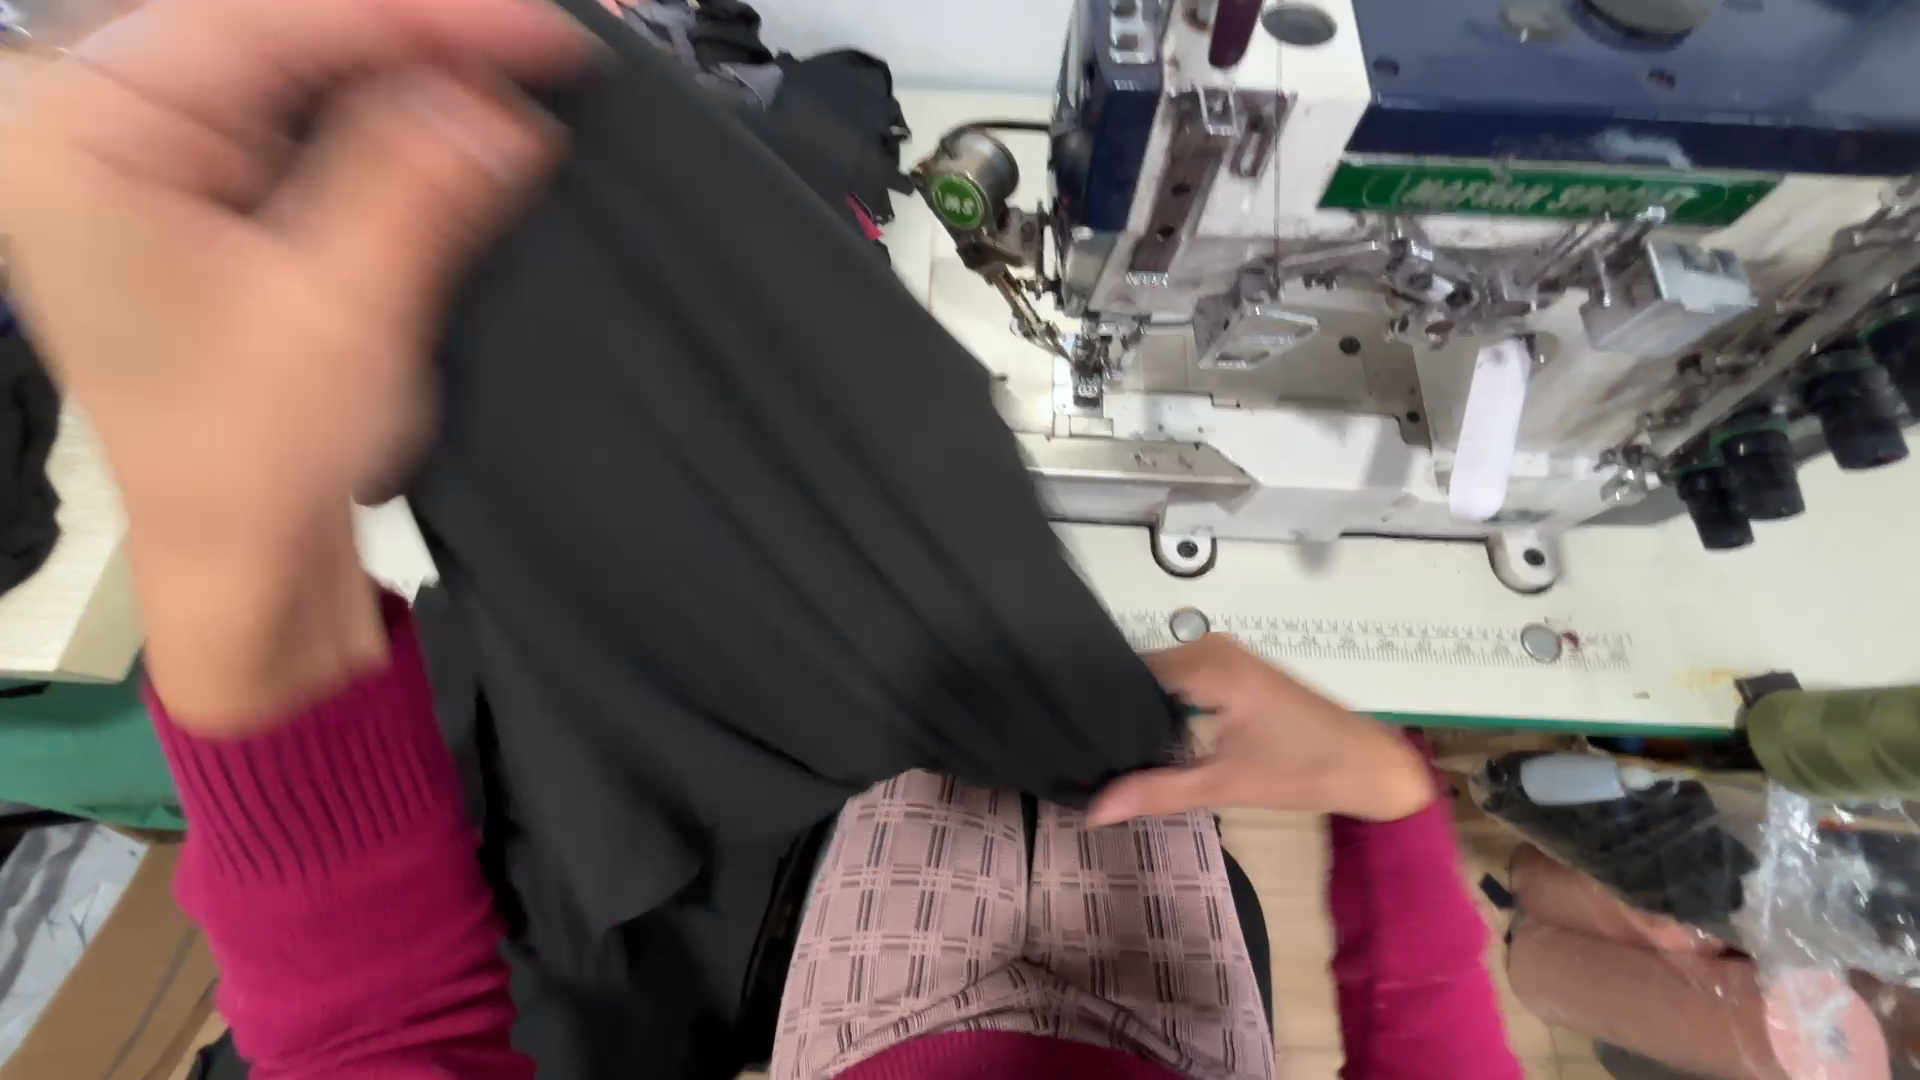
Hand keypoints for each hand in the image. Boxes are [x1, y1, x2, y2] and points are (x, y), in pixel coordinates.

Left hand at [0, 0, 592, 729]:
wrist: (245, 541)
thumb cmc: (258, 447)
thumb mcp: (344, 311)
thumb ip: (416, 192)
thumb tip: (501, 105)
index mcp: (88, 126)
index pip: (277, 22)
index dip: (427, 19)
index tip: (543, 31)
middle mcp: (109, 120)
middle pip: (293, 36)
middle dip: (431, 39)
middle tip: (544, 46)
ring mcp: (168, 159)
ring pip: (315, 79)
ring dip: (427, 77)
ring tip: (521, 72)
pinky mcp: (226, 199)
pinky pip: (324, 132)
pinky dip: (409, 128)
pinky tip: (471, 123)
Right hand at [1088, 635, 1434, 824]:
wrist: (1369, 763)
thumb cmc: (1302, 771)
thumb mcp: (1223, 785)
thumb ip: (1155, 792)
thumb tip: (1094, 810)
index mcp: (1207, 666)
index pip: (1131, 673)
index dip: (1104, 704)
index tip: (1076, 734)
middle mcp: (1210, 646)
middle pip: (1143, 670)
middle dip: (1119, 705)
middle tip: (1087, 745)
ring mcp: (1223, 650)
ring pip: (1161, 672)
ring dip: (1141, 702)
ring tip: (1109, 740)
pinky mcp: (1233, 662)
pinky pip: (1182, 673)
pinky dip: (1164, 698)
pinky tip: (1149, 728)